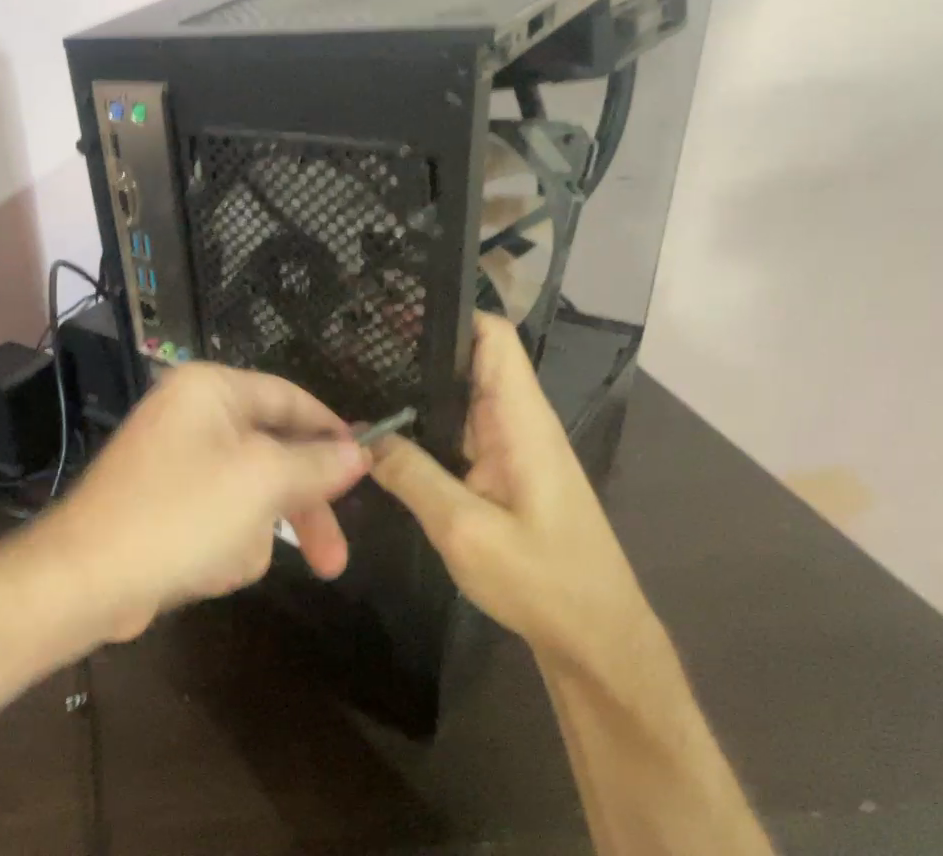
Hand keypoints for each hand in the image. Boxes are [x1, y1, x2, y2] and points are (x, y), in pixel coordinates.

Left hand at [41, 363, 369, 638]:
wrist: (90, 577)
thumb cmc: (181, 516)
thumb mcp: (263, 482)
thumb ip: (316, 463)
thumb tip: (359, 450)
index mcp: (209, 390)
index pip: (289, 397)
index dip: (332, 432)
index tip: (373, 467)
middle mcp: (189, 415)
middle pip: (272, 454)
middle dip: (297, 509)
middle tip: (334, 558)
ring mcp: (173, 462)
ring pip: (250, 497)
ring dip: (250, 536)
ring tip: (221, 557)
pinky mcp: (163, 505)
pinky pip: (218, 522)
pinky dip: (221, 548)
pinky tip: (201, 569)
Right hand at [368, 313, 655, 671]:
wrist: (595, 638)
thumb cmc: (542, 579)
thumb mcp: (464, 528)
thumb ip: (410, 475)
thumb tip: (360, 434)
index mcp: (521, 422)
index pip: (493, 338)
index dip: (449, 312)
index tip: (389, 305)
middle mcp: (517, 424)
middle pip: (469, 362)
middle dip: (415, 346)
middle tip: (348, 339)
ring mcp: (508, 450)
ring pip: (457, 399)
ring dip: (412, 388)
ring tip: (349, 375)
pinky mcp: (499, 474)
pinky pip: (454, 433)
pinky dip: (419, 424)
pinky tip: (377, 430)